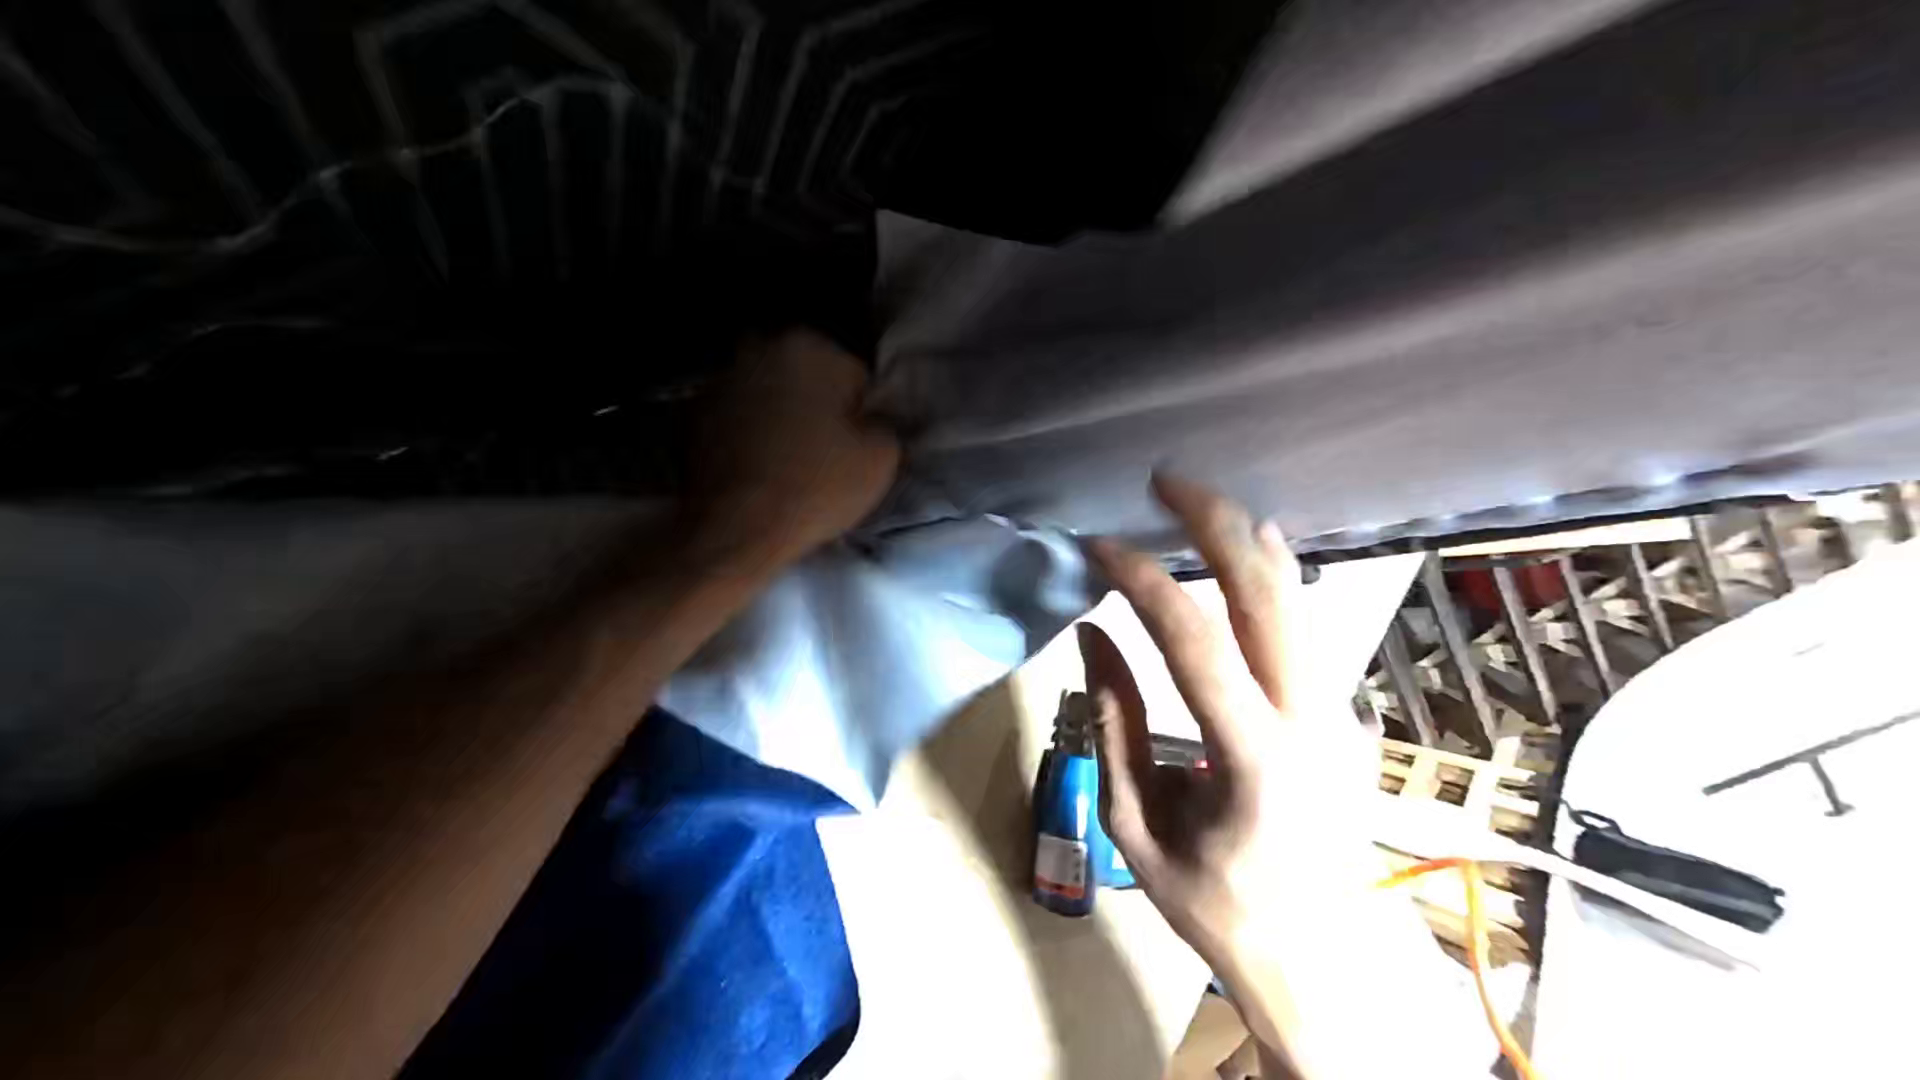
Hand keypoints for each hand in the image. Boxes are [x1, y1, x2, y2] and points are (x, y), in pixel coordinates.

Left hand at [686, 329, 900, 568]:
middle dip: (821, 411)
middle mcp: (759, 351)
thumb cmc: (814, 487)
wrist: (736, 529)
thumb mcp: (881, 457)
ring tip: (793, 468)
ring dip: (785, 422)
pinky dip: (752, 438)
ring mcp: (720, 382)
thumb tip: (872, 422)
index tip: (858, 448)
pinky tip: (761, 472)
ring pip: (772, 400)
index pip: (856, 377)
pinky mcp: (693, 417)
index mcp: (809, 347)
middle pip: (810, 382)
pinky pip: (741, 422)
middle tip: (829, 457)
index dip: (864, 416)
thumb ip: (885, 424)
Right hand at [1080, 474, 1380, 967]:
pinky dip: (1271, 576)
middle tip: (1166, 482)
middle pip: (1269, 595)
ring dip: (1246, 540)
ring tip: (1198, 500)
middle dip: (1216, 524)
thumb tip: (1092, 636)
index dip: (1142, 582)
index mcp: (1255, 760)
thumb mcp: (1138, 824)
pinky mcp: (1343, 712)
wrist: (1322, 958)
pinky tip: (1245, 550)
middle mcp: (1313, 721)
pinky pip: (1306, 625)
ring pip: (1300, 599)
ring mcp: (1340, 713)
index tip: (1099, 548)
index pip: (1194, 643)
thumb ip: (1114, 723)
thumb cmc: (1215, 905)